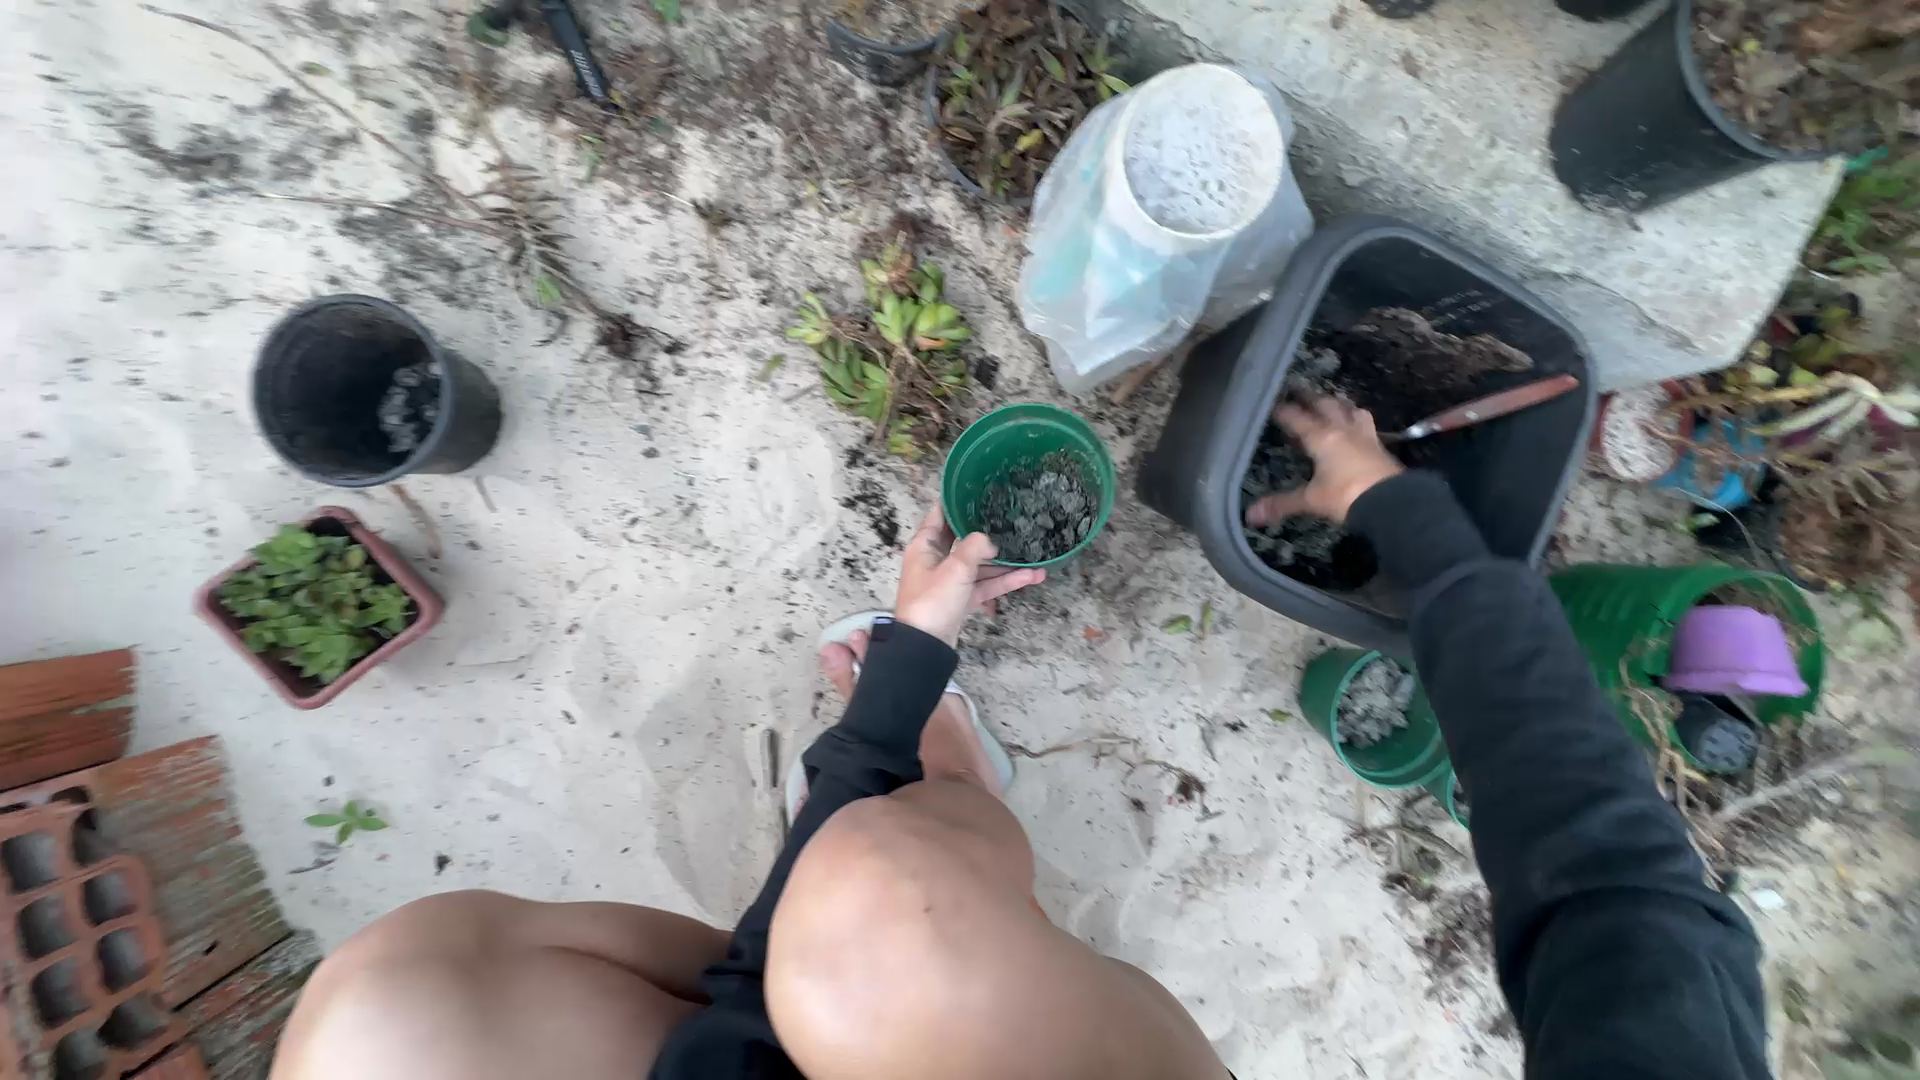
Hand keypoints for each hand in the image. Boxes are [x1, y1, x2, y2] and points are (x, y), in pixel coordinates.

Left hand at [894, 506, 1045, 645]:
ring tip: (1035, 556)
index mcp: (925, 545)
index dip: (956, 501)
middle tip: (1012, 519)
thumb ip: (976, 547)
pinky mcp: (960, 599)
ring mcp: (949, 581)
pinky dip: (1004, 582)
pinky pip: (984, 585)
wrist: (925, 646)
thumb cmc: (933, 601)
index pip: (940, 515)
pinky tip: (1030, 577)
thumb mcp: (956, 568)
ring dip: (1005, 563)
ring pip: (980, 565)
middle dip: (990, 534)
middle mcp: (935, 559)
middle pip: (965, 540)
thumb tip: (990, 540)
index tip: (977, 489)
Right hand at [1244, 395, 1403, 526]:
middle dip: (1311, 396)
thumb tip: (1250, 515)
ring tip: (1333, 400)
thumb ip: (1281, 504)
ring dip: (1340, 404)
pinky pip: (1367, 426)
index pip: (1298, 419)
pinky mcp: (1381, 447)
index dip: (1284, 411)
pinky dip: (1357, 421)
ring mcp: (1366, 437)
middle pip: (1326, 406)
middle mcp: (1344, 431)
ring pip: (1351, 411)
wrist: (1393, 502)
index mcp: (1322, 438)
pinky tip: (1357, 426)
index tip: (1273, 402)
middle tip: (1299, 386)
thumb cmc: (1347, 496)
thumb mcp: (1310, 500)